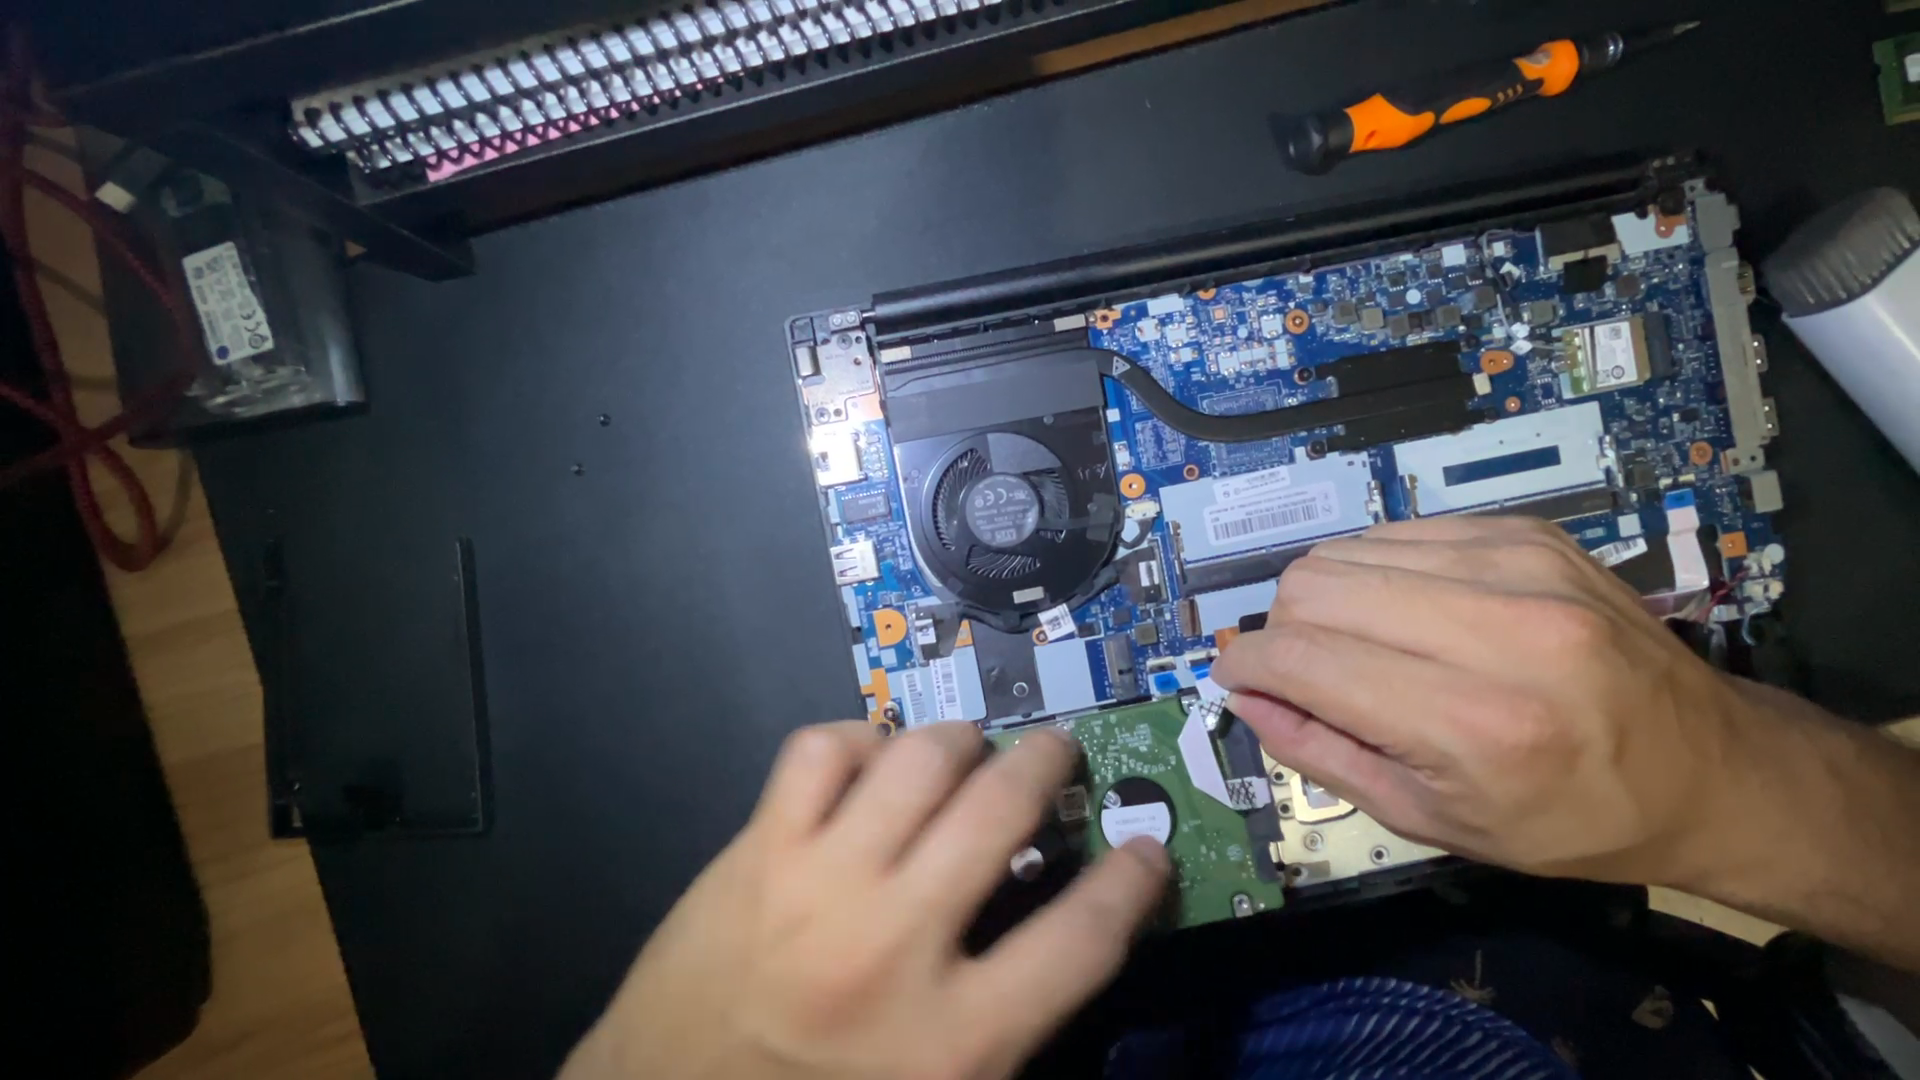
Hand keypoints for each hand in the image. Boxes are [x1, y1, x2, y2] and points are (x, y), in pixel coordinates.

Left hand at [560, 721, 1169, 1079]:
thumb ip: (1006, 1012)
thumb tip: (1058, 908)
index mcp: (953, 1042)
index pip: (1080, 943)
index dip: (1132, 884)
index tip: (1149, 846)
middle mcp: (893, 945)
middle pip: (999, 814)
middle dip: (1045, 764)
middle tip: (1054, 751)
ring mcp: (820, 883)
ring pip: (918, 761)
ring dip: (960, 740)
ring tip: (970, 747)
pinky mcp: (759, 847)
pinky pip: (820, 751)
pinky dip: (860, 738)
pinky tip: (871, 757)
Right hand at [1211, 515, 1753, 884]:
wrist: (1711, 769)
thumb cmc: (1565, 818)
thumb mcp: (1428, 819)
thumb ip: (1318, 754)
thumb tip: (1242, 694)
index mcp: (1471, 722)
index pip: (1302, 659)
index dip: (1246, 664)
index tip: (1235, 677)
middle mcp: (1495, 629)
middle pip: (1311, 587)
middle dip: (1279, 630)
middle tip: (1301, 668)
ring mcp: (1516, 565)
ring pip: (1342, 551)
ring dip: (1321, 598)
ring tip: (1355, 641)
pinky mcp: (1525, 532)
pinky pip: (1392, 533)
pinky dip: (1370, 573)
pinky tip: (1401, 610)